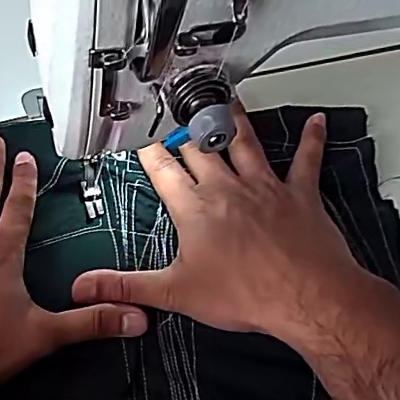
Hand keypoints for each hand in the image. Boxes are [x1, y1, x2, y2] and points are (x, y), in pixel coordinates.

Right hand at [72, 104, 387, 344]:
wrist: (306, 298)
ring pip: (246, 143)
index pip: (163, 170)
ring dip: (234, 122)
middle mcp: (228, 190)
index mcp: (194, 209)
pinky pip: (306, 160)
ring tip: (225, 102)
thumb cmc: (245, 294)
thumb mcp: (172, 293)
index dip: (149, 152)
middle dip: (185, 129)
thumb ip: (125, 286)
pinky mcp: (300, 196)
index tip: (141, 138)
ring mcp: (266, 188)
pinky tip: (315, 123)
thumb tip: (84, 287)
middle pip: (201, 149)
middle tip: (177, 112)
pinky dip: (311, 140)